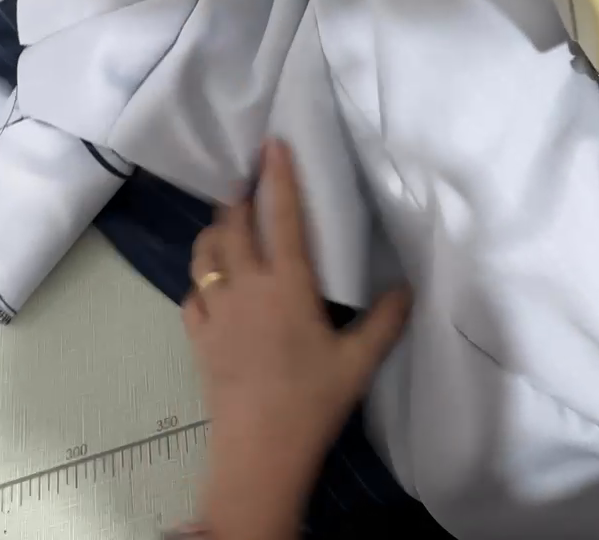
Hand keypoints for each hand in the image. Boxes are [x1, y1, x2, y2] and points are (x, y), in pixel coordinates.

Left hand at [185, 139, 410, 539]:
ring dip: (213, 230)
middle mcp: (247, 287)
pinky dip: (198, 278)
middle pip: (233, 225)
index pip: (281, 216)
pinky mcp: (197, 338)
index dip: (278, 176)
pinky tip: (209, 281)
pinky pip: (189, 293)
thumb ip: (387, 319)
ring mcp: (216, 312)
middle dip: (238, 196)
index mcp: (288, 284)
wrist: (259, 454)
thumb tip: (408, 285)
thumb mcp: (359, 361)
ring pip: (203, 253)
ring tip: (226, 221)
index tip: (272, 143)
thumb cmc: (312, 400)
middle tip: (248, 179)